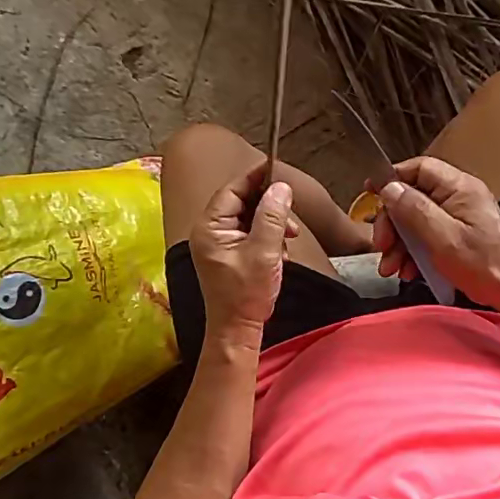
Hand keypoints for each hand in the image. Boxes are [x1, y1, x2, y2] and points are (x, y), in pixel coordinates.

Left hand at [190, 164, 300, 341]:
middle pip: (241, 202)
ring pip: (249, 218)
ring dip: (272, 224)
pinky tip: (280, 253)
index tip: (276, 168)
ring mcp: (217, 243)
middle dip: (269, 206)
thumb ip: (272, 216)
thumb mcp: (265, 251)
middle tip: (290, 214)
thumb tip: (281, 187)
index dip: (256, 177)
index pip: (233, 190)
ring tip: (289, 237)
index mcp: (210, 227)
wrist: (237, 330)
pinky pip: (249, 234)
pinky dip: (267, 238)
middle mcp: (209, 231)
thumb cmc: (246, 294)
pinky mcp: (228, 254)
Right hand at [372, 156, 499, 309]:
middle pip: (412, 198)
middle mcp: (458, 197)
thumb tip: (389, 188)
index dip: (392, 178)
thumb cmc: (482, 263)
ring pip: (415, 221)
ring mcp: (457, 218)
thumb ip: (413, 209)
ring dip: (399, 244)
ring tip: (391, 268)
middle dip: (392, 224)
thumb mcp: (442, 236)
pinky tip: (407, 272)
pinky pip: (426, 237)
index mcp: (459, 188)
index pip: (418, 169)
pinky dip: (413, 253)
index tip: (370, 193)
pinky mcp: (456, 237)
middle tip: (381, 246)